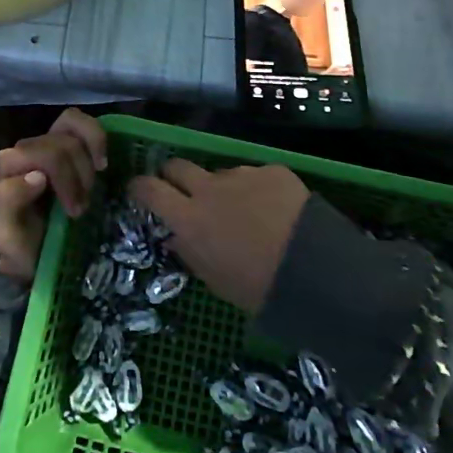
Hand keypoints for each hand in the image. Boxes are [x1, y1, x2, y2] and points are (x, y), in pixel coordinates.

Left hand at [0, 109, 107, 280]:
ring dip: (87, 158)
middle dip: (76, 177)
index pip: (35, 155)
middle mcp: (24, 149)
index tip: (74, 212)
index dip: (63, 180)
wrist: (34, 251)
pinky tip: (102, 163)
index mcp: (6, 167)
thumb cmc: (20, 243)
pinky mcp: (66, 142)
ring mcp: (46, 142)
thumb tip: (37, 176)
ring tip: (91, 186)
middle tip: (82, 209)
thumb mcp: (4, 234)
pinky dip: (96, 137)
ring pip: (70, 126)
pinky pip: (80, 122)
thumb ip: (8, 204)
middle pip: (58, 144)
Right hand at [128, 161, 307, 313]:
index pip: (149, 189)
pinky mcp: (272, 170)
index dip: (139, 187)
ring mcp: (242, 175)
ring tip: (243, 212)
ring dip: (221, 188)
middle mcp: (209, 189)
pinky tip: (274, 210)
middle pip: (177, 166)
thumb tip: (176, 235)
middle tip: (182, 192)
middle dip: (173, 176)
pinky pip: (254, 175)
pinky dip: (256, 189)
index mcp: (189, 219)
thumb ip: (190, 251)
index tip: (138, 190)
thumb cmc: (257, 287)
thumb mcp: (213, 279)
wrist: (314, 268)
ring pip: (219, 173)